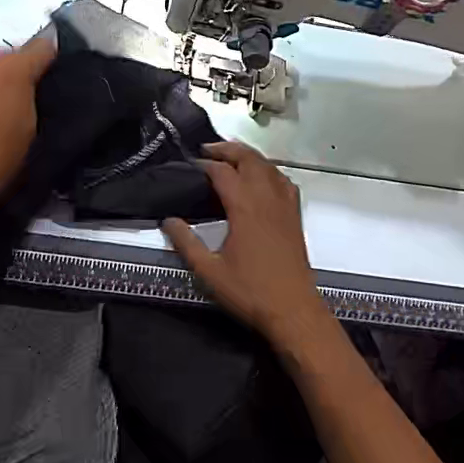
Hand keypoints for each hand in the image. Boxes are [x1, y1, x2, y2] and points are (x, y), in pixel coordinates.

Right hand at [163, 141, 333, 345]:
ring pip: (268, 166)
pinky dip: (269, 171)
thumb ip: (186, 243)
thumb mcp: (208, 271)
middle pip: (249, 159)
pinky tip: (262, 179)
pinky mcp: (295, 217)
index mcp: (244, 207)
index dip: (204, 164)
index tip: (189, 165)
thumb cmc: (250, 292)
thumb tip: (168, 220)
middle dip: (227, 149)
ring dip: (248, 156)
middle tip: (207, 151)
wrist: (294, 313)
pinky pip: (284, 181)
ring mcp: (285, 206)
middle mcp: (266, 199)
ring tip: (230, 158)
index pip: (222, 172)